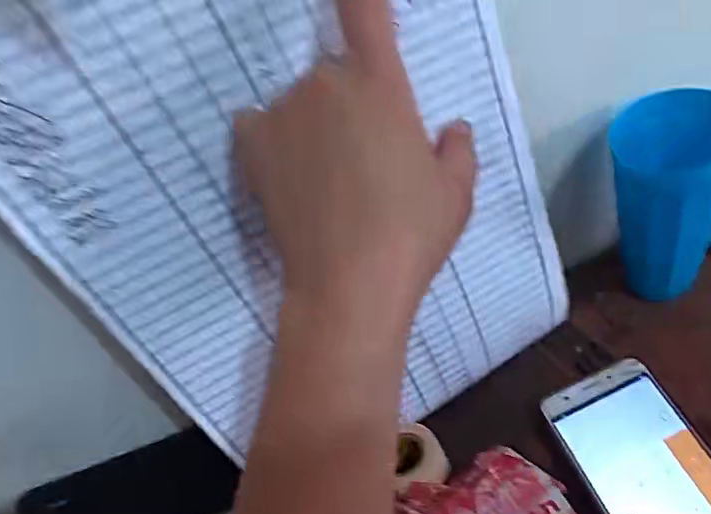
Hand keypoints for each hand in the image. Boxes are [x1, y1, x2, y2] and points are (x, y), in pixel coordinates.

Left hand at [234, 0, 476, 337]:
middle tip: (368, 168)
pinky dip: (277, 145)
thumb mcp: (456, 198)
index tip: (362, 6)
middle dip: (352, 109)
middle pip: (338, 75)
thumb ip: (458, 152)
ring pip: (303, 106)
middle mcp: (326, 80)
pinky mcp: (252, 144)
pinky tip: (295, 184)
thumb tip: (454, 130)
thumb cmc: (410, 238)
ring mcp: (283, 110)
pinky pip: (263, 127)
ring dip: (316, 131)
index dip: (365, 1)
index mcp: (380, 84)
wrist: (348, 288)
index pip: (366, 8)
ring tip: (333, 192)